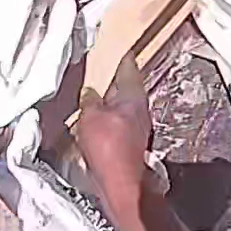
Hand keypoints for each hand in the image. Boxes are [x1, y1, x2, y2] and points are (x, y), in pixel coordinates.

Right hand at [74, 57, 151, 210]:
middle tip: (100, 69)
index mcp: (133, 97)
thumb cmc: (107, 147)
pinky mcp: (129, 144)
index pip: (128, 68)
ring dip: (109, 101)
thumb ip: (90, 100)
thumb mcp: (90, 116)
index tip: (117, 47)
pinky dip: (106, 119)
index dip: (121, 57)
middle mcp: (140, 110)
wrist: (120, 184)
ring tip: (92, 95)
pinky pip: (116, 124)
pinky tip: (94, 121)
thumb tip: (90, 92)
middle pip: (126, 88)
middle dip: (113, 80)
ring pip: (121, 107)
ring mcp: (137, 128)